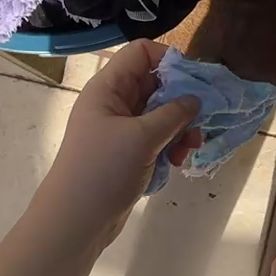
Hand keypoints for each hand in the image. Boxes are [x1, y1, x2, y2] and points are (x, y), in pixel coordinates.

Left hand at [39, 40, 201, 242]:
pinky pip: (157, 139)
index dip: (169, 61)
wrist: (76, 221)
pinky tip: (177, 164)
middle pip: (156, 84)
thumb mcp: (142, 137)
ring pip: (160, 115)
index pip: (141, 53)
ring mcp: (121, 130)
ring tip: (190, 149)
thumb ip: (173, 114)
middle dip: (182, 101)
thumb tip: (195, 99)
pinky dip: (171, 147)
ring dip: (180, 128)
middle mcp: (114, 103)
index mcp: (108, 88)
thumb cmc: (103, 170)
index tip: (194, 83)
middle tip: (200, 121)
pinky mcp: (128, 154)